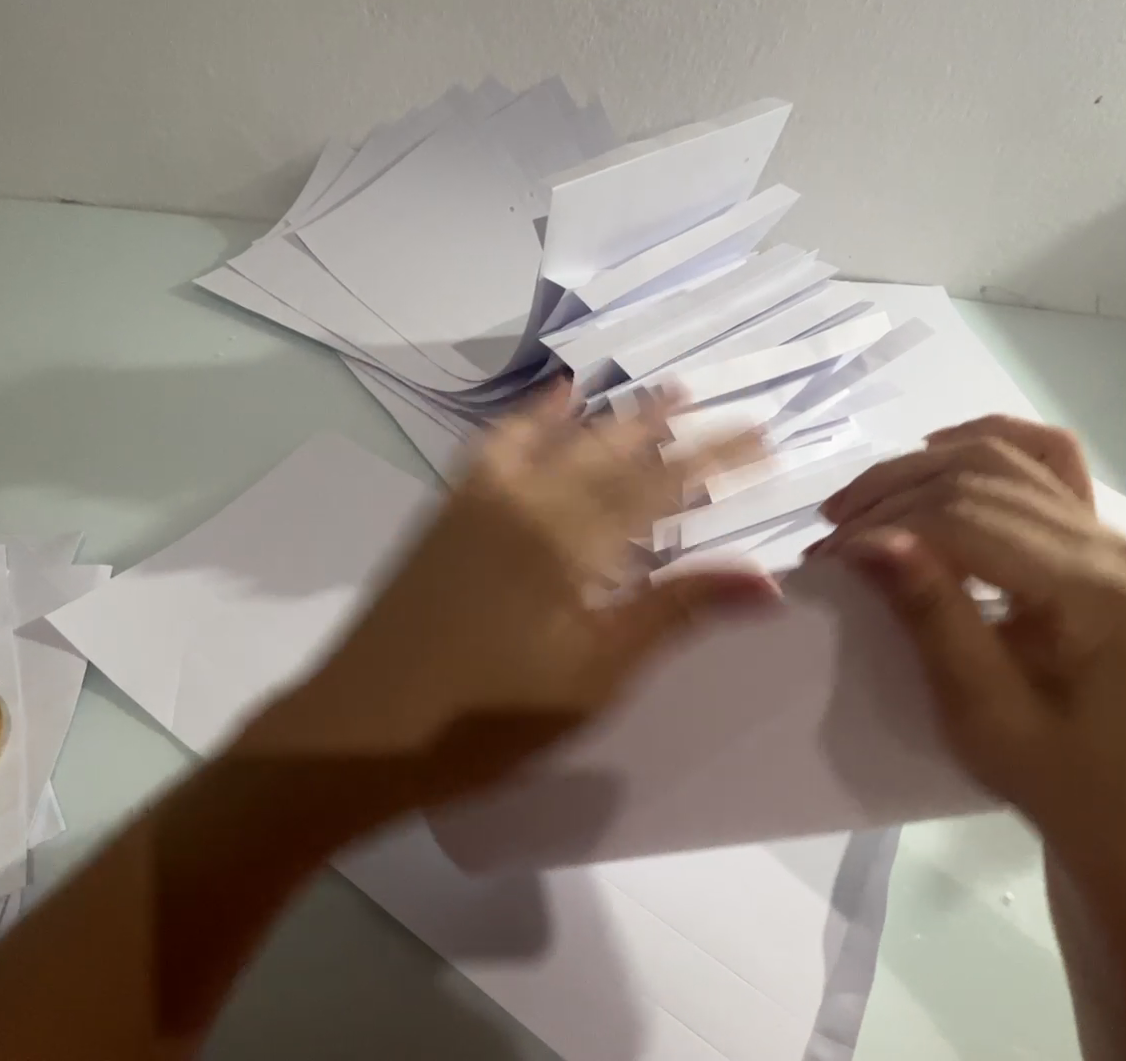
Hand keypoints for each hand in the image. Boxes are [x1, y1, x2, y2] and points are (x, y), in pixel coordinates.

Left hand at [235, 386, 777, 832]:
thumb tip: (766, 579)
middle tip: (701, 397)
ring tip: (637, 392)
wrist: (359, 732)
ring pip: (551, 438)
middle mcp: (522, 498)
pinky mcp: (444, 515)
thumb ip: (675, 614)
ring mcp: (475, 501)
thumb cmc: (485, 719)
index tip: (762, 439)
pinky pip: (494, 448)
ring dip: (600, 415)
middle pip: (606, 448)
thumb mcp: (594, 675)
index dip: (715, 461)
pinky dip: (527, 422)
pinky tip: (542, 411)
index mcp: (566, 536)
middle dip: (660, 425)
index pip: (660, 484)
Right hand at [814, 417, 1125, 841]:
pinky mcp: (1096, 530)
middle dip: (892, 497)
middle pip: (983, 479)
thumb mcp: (978, 709)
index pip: (974, 522)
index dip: (891, 527)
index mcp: (1102, 595)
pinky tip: (933, 454)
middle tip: (830, 536)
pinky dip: (981, 445)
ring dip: (917, 469)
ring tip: (857, 503)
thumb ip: (932, 617)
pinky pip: (1041, 457)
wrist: (1108, 791)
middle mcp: (1118, 546)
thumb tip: (871, 542)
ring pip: (1001, 457)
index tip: (828, 556)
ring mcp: (1112, 531)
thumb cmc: (1044, 768)